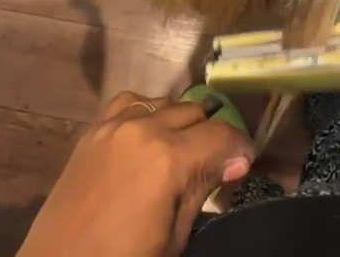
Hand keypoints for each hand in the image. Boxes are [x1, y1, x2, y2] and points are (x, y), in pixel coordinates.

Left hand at [19, 91, 254, 256]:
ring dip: (180, 123)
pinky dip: (147, 112)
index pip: (221, 135)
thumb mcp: (173, 238)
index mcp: (168, 158)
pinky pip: (131, 102)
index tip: (246, 163)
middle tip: (215, 164)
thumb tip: (235, 162)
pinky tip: (149, 136)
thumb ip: (202, 190)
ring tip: (181, 152)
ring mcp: (114, 124)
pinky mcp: (93, 129)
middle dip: (211, 136)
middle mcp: (144, 128)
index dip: (240, 148)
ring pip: (165, 103)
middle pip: (195, 112)